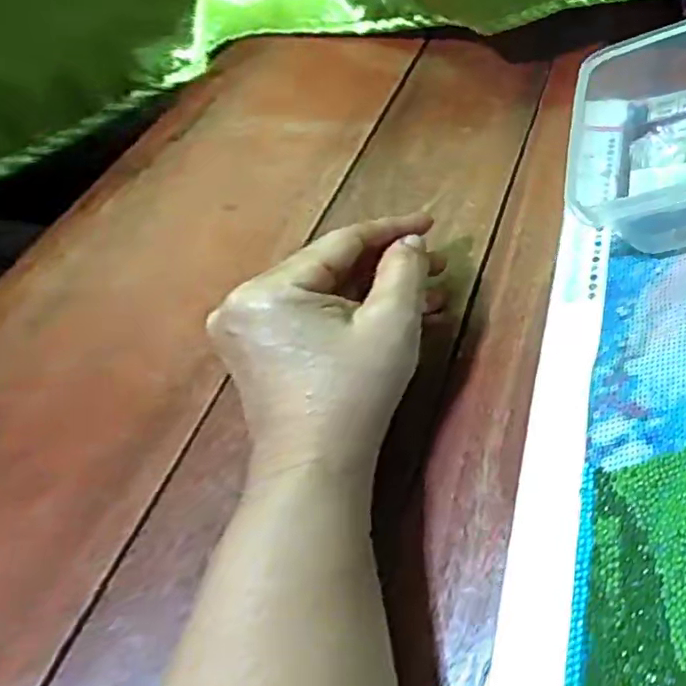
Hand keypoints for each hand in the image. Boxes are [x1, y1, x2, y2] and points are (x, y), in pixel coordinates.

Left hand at [206, 214, 447, 484]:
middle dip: (390, 263)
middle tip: (438, 263)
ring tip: (431, 292)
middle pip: (333, 266)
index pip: (341, 243)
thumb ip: (404, 269)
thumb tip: (410, 242)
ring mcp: (250, 329)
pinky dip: (359, 309)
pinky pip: (317, 313)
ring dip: (380, 288)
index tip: (432, 223)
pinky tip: (400, 314)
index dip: (392, 230)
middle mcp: (247, 303)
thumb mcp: (393, 320)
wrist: (318, 461)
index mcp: (269, 290)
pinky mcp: (263, 350)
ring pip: (329, 291)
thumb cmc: (356, 385)